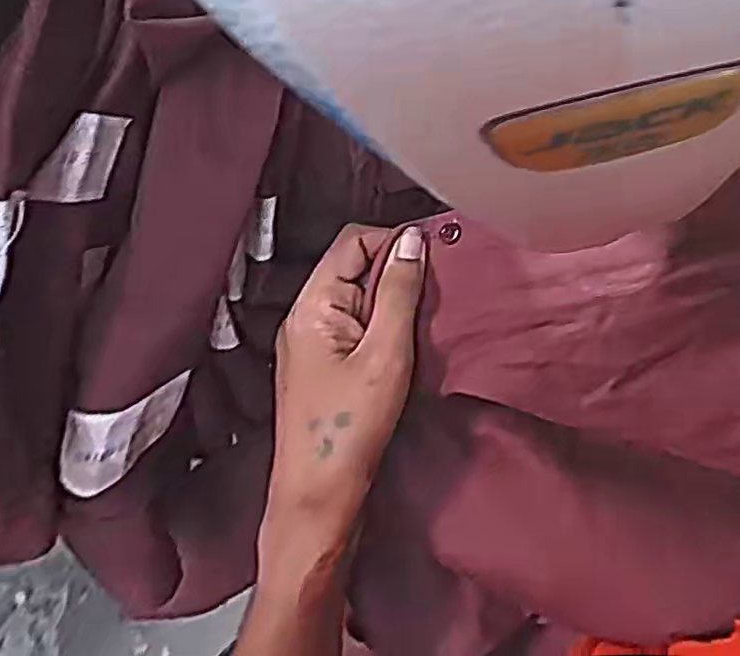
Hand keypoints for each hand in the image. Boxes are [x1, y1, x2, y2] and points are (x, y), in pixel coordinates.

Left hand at [264, 224, 425, 547]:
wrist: (319, 499)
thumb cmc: (349, 429)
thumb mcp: (386, 351)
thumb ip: (399, 290)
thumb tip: (412, 239)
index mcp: (312, 306)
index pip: (353, 240)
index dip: (393, 239)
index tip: (431, 257)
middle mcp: (307, 316)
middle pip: (356, 263)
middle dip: (397, 268)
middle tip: (433, 290)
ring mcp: (314, 340)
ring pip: (361, 292)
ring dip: (395, 296)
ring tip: (423, 317)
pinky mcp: (326, 361)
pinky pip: (361, 320)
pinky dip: (388, 320)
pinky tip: (408, 339)